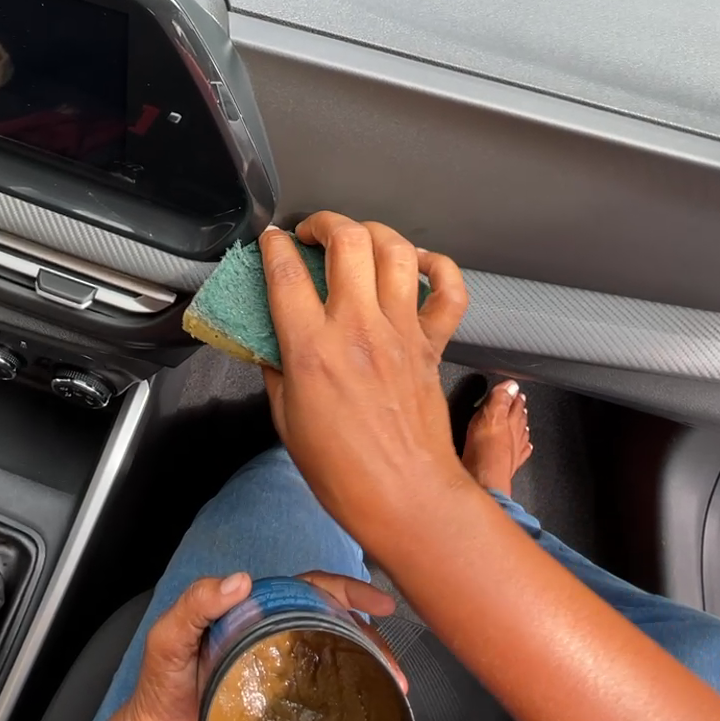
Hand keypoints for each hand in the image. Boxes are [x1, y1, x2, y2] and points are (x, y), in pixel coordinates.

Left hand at [88, 571, 397, 720]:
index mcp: (255, 609)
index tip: (377, 600)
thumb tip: (239, 579)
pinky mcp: (283, 701)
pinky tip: (367, 698)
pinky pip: (322, 688)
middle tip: (393, 650)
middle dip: (367, 627)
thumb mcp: (171, 635)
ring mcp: (280, 667)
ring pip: (333, 651)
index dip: (344, 589)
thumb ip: (196, 602)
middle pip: (331, 618)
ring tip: (390, 680)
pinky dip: (348, 687)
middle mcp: (273, 632)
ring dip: (365, 659)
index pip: (308, 587)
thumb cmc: (163, 682)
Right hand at [260, 212, 470, 545]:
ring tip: (355, 239)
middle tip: (311, 233)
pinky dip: (437, 266)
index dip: (273, 246)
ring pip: (395, 251)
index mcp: (313, 348)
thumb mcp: (286, 417)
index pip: (287, 274)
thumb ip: (276, 367)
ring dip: (371, 231)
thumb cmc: (339, 468)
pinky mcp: (432, 344)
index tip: (270, 239)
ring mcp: (401, 331)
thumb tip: (272, 338)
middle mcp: (359, 327)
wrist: (406, 498)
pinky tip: (416, 264)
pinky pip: (449, 290)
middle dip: (324, 222)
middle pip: (347, 242)